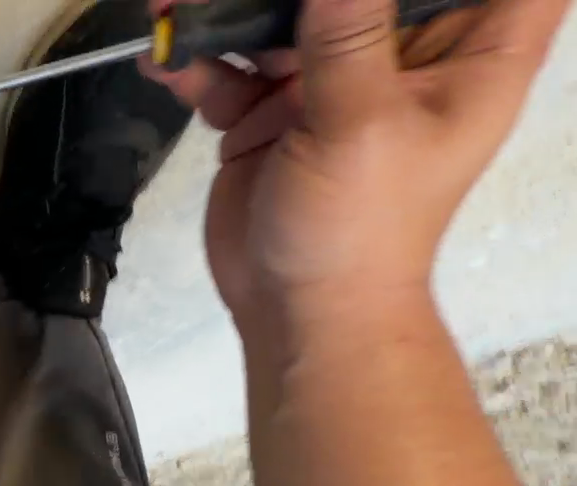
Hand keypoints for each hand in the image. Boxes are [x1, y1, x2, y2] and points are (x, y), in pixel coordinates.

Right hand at [145, 0, 568, 334]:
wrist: (294, 301)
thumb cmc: (359, 225)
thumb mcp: (361, 123)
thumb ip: (347, 37)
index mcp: (474, 39)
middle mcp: (403, 50)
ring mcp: (328, 84)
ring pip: (279, 25)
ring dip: (227, 16)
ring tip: (173, 8)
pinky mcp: (268, 116)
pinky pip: (230, 76)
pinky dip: (196, 66)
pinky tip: (165, 57)